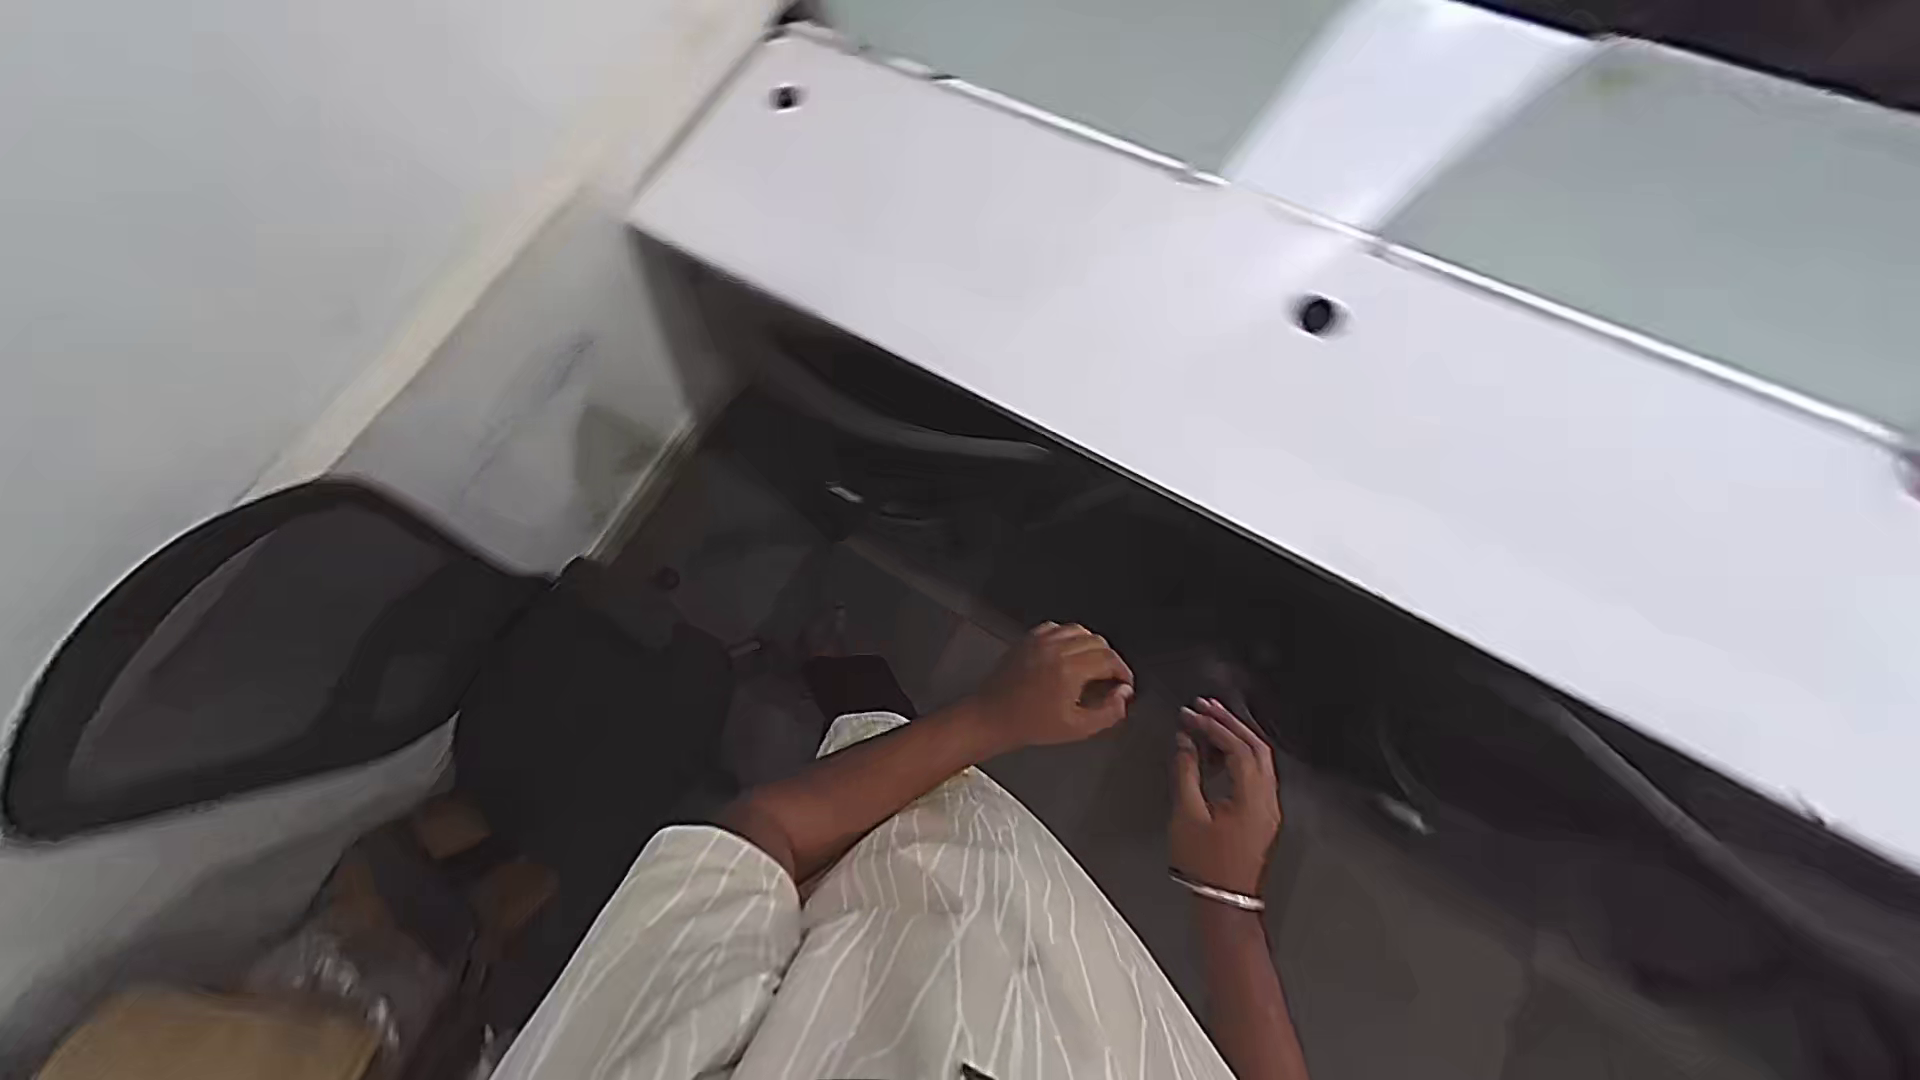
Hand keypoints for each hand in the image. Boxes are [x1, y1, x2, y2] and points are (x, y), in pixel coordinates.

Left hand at [957, 622, 1134, 754]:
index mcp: (1069, 669)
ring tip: (1092, 665)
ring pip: (1078, 630)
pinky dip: (1068, 636)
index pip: (1109, 659)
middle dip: (1109, 659)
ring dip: (1091, 645)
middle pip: (1097, 641)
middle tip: (1110, 677)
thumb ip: (1108, 712)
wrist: (993, 716)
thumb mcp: (1077, 728)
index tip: (1124, 684)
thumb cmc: (1030, 724)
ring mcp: (1039, 641)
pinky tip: (1068, 653)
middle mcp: (1055, 649)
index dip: (1123, 672)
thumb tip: (1123, 695)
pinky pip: (1056, 628)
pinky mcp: (1027, 639)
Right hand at [1171, 697, 1281, 896]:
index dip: (1213, 726)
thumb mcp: (1188, 813)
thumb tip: (1185, 741)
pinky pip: (1255, 773)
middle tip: (1205, 705)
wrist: (1224, 903)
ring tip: (1210, 720)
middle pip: (1256, 747)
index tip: (1190, 714)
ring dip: (1235, 736)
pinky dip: (1238, 753)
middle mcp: (1267, 800)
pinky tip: (1217, 750)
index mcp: (1252, 798)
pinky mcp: (1262, 815)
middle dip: (1229, 722)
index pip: (1237, 748)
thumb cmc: (1205, 862)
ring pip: (1259, 759)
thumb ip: (1186, 771)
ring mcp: (1268, 808)